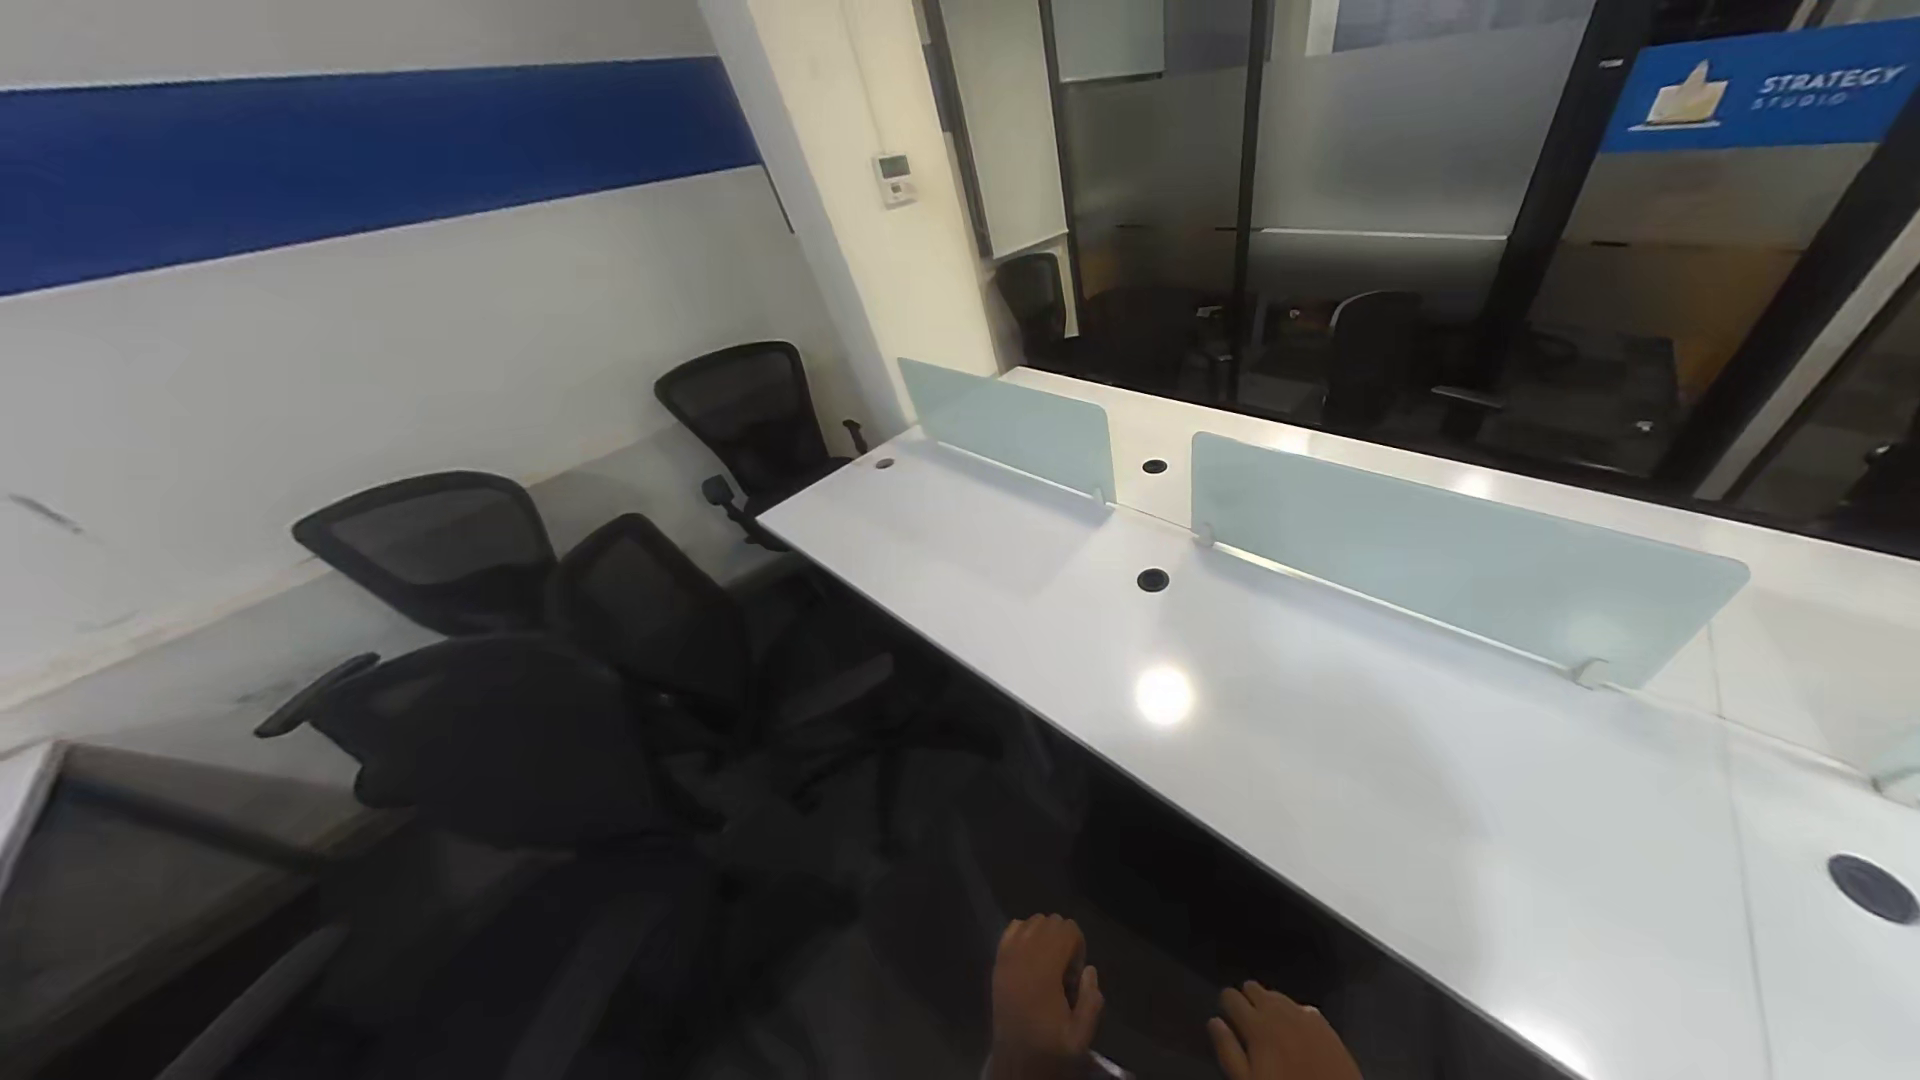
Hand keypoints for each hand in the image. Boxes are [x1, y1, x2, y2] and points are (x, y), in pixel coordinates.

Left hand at [988, 914, 1104, 1079]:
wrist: (1015, 1063)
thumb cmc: (1049, 1049)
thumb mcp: (1081, 1036)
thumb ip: (1092, 1000)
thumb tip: (1088, 968)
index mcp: (1045, 970)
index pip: (1067, 929)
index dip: (1078, 947)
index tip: (1075, 975)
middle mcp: (1023, 954)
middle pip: (1050, 921)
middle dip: (1064, 940)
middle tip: (1064, 971)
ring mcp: (1007, 955)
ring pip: (1032, 920)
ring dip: (1045, 936)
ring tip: (1048, 965)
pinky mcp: (997, 960)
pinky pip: (1013, 928)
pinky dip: (1025, 934)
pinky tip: (1030, 958)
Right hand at [1208, 981, 1361, 1079]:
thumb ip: (1228, 1050)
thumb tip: (1214, 1021)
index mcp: (1256, 1024)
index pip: (1230, 995)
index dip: (1226, 1006)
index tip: (1229, 1020)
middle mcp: (1277, 1011)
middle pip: (1252, 987)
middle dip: (1246, 1000)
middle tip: (1249, 1025)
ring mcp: (1303, 1015)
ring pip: (1276, 995)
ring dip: (1269, 1005)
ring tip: (1272, 1030)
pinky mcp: (1325, 1025)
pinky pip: (1301, 1008)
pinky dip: (1294, 1015)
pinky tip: (1297, 1035)